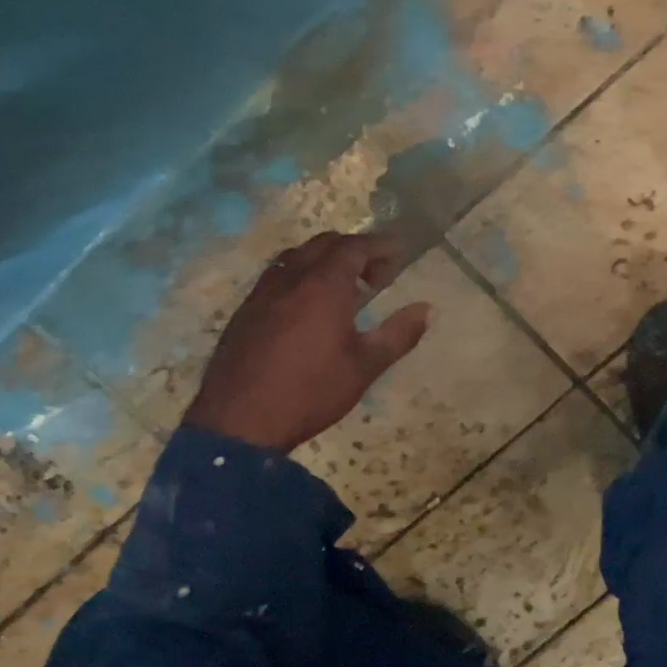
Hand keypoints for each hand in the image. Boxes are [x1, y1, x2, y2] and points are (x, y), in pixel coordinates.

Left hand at [185, 232, 432, 451]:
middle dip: (353, 250)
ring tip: (343, 289)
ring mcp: (262, 293)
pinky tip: (307, 308)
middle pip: (324, 244)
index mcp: (323, 285)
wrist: (237, 423)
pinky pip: (277, 276)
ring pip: (296, 257)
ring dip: (324, 260)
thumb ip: (398, 334)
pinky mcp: (245, 312)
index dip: (380, 245)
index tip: (399, 252)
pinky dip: (300, 276)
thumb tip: (428, 309)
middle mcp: (291, 278)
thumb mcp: (364, 367)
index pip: (355, 247)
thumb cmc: (310, 392)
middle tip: (375, 274)